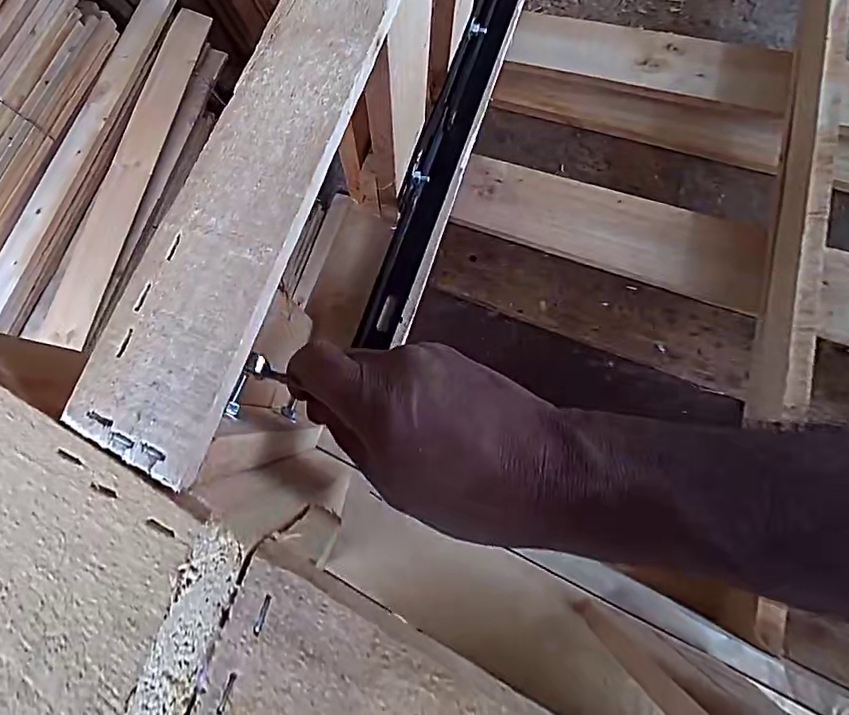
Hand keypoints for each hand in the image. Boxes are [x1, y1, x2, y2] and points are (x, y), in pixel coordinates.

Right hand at [286, 340, 570, 546]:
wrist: (548, 470)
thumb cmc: (470, 494)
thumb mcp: (393, 482)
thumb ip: (350, 436)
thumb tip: (323, 405)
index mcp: (377, 398)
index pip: (313, 358)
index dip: (300, 374)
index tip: (305, 395)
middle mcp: (399, 364)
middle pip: (347, 363)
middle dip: (344, 393)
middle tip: (363, 435)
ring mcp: (428, 355)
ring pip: (379, 368)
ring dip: (378, 396)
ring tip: (411, 439)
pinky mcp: (451, 355)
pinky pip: (409, 369)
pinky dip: (407, 393)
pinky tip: (436, 428)